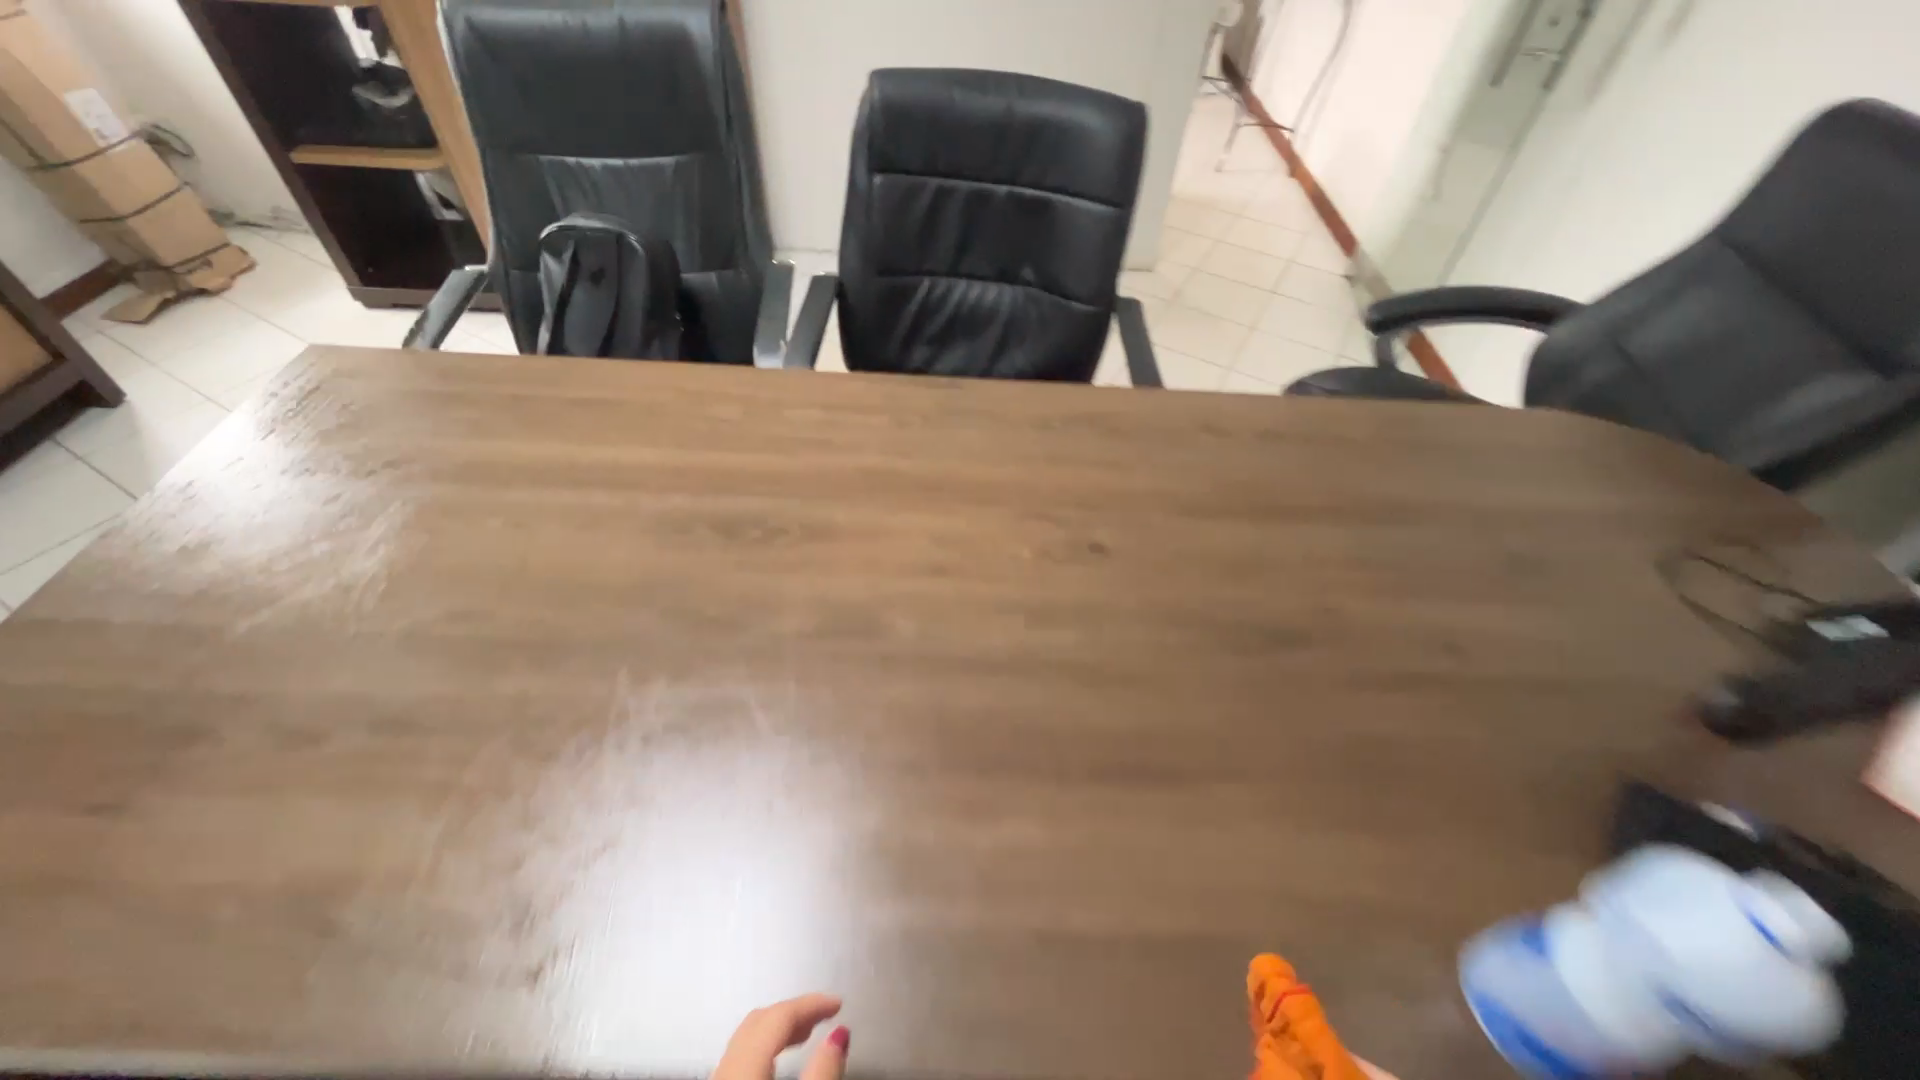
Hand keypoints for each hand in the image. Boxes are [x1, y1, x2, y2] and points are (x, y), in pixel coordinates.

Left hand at [714, 994, 848, 1079]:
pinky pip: (741, 1053)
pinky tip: (779, 1056)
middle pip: (761, 1020)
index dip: (813, 1003)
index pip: (781, 1013)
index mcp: (746, 1062)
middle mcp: (726, 1066)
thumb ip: (823, 1068)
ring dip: (779, 1026)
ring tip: (808, 1030)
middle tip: (825, 1011)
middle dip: (795, 1010)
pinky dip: (765, 1043)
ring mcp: (719, 1077)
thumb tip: (840, 1035)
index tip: (837, 1002)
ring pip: (748, 1036)